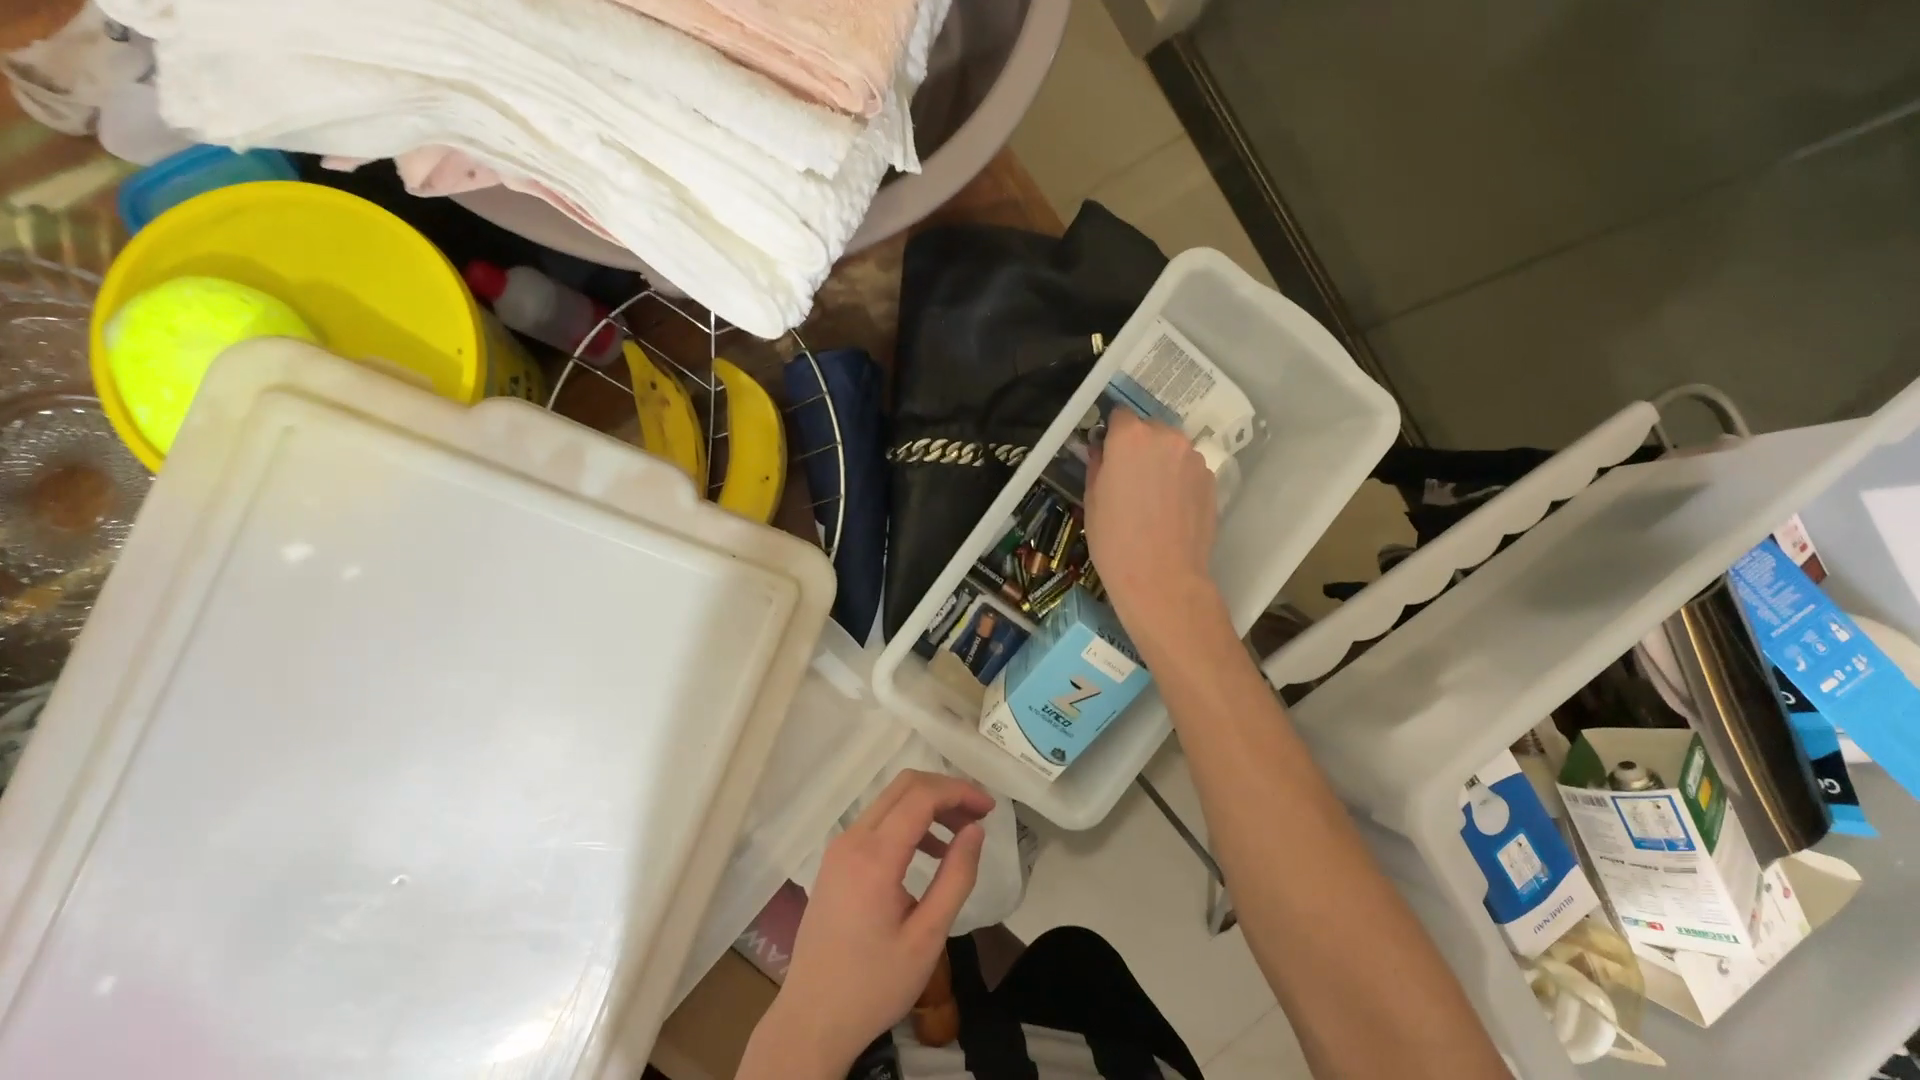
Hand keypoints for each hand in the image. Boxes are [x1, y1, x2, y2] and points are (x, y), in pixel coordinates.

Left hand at [742, 771, 994, 1077]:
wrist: (812, 1018)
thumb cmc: (874, 984)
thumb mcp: (927, 936)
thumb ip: (956, 877)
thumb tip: (976, 830)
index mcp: (874, 857)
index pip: (921, 796)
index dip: (960, 792)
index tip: (991, 809)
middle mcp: (851, 841)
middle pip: (903, 787)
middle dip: (946, 791)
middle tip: (980, 814)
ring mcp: (838, 850)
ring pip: (889, 802)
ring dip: (928, 806)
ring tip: (963, 834)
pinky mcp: (835, 863)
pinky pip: (876, 824)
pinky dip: (908, 823)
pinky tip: (931, 853)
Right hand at [1086, 409, 1219, 627]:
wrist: (1163, 578)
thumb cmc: (1115, 541)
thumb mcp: (1092, 501)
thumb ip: (1098, 465)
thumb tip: (1101, 450)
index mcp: (1130, 438)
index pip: (1119, 415)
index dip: (1111, 434)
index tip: (1107, 453)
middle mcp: (1167, 438)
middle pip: (1149, 429)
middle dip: (1138, 447)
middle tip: (1128, 480)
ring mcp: (1194, 459)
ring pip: (1171, 450)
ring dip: (1161, 463)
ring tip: (1151, 499)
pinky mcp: (1211, 480)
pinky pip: (1188, 470)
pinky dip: (1179, 481)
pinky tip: (1170, 510)